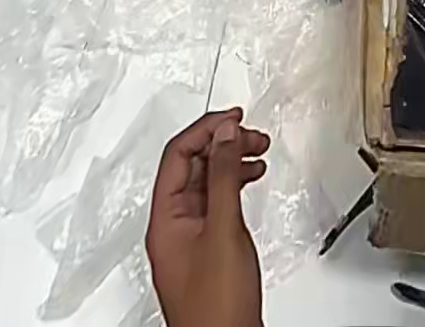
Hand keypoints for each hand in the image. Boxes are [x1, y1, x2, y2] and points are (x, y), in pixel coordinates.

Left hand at [146, 108, 270, 326]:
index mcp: (165, 217)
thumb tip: (224, 132)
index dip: (206, 129)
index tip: (233, 116)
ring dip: (232, 159)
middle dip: (223, 142)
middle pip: (193, 163)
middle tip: (251, 134)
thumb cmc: (218, 310)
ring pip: (208, 179)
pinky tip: (252, 176)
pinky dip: (236, 181)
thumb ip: (223, 175)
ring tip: (258, 150)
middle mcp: (174, 223)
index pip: (178, 154)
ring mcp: (191, 235)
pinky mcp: (210, 245)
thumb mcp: (223, 229)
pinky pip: (218, 198)